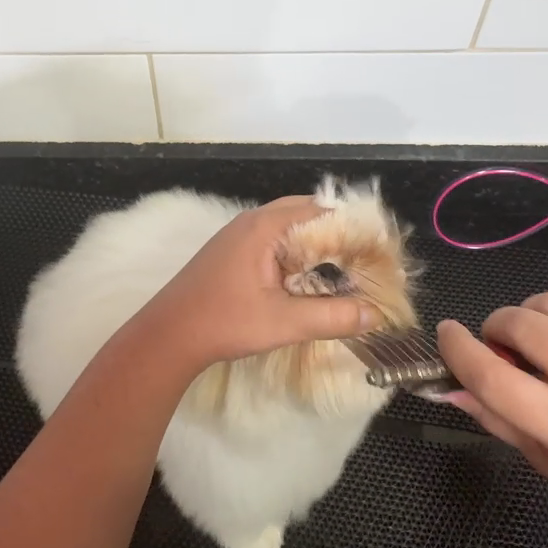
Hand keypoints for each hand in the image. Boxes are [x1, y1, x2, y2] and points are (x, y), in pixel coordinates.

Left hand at [113, 196, 379, 371]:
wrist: (168, 335)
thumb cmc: (223, 322)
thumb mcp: (283, 323)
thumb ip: (332, 317)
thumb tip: (374, 315)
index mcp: (265, 227)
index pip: (322, 211)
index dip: (354, 229)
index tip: (379, 250)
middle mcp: (251, 222)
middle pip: (306, 213)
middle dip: (337, 234)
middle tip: (366, 258)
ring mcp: (238, 236)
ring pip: (289, 228)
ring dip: (315, 244)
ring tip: (345, 269)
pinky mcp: (231, 253)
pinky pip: (273, 241)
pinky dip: (296, 253)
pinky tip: (308, 278)